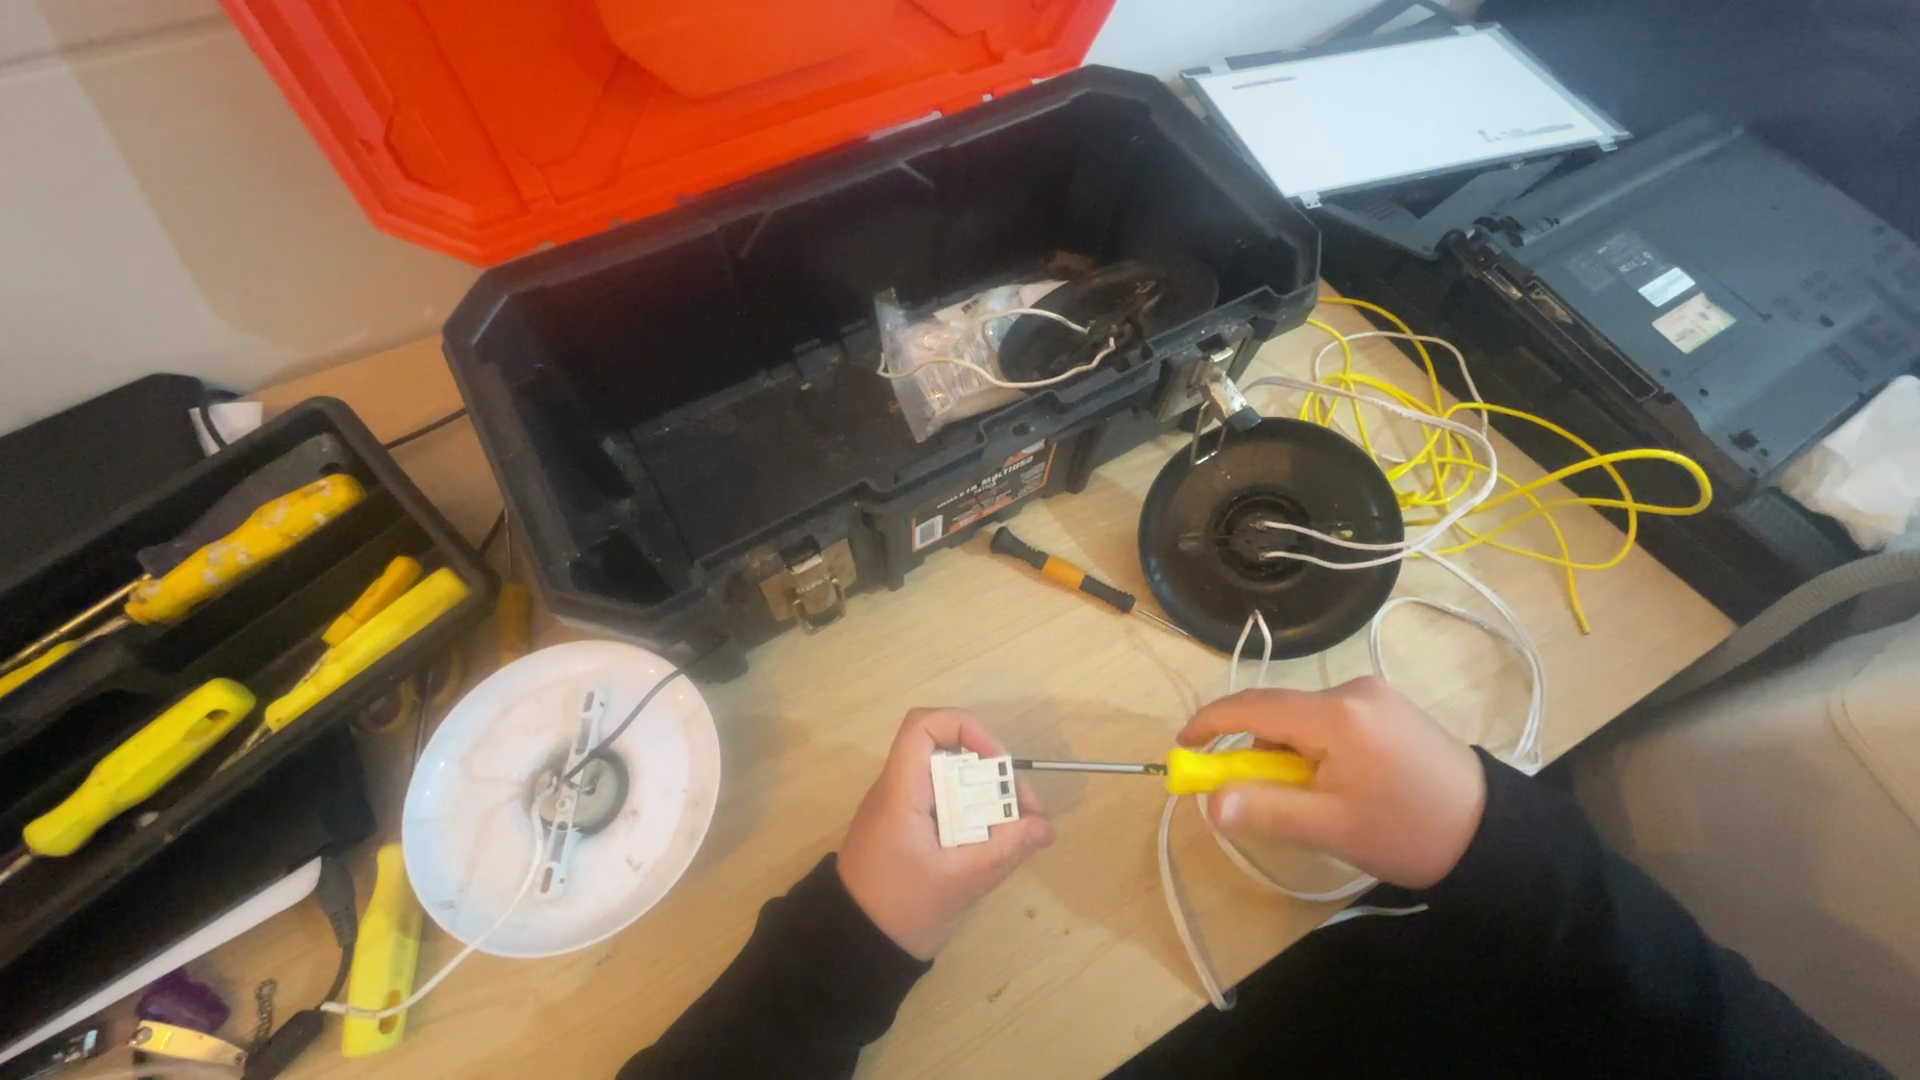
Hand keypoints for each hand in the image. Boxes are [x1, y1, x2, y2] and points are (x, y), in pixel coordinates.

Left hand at [838, 708, 1053, 959]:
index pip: (923, 725)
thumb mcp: (957, 883)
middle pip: (951, 754)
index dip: (965, 727)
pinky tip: (1001, 843)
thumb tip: (1044, 826)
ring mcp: (905, 809)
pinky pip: (950, 806)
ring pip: (954, 782)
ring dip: (991, 797)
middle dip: (995, 773)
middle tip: (1027, 809)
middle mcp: (901, 788)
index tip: (997, 762)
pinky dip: (978, 816)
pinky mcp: (912, 829)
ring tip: (1023, 829)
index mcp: (901, 789)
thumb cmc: (897, 909)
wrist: (853, 946)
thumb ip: (1002, 851)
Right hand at [1177, 677, 1485, 887]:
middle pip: (1277, 711)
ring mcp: (1372, 692)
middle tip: (1257, 793)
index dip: (1210, 722)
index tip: (1183, 745)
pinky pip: (1327, 717)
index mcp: (1336, 715)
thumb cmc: (1409, 832)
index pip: (1253, 706)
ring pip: (1301, 716)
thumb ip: (1265, 810)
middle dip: (1256, 750)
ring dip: (1287, 750)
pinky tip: (1335, 778)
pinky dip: (1312, 745)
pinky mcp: (1387, 703)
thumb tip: (1208, 803)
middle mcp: (1350, 689)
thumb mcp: (1331, 829)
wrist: (1497, 837)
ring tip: (1311, 796)